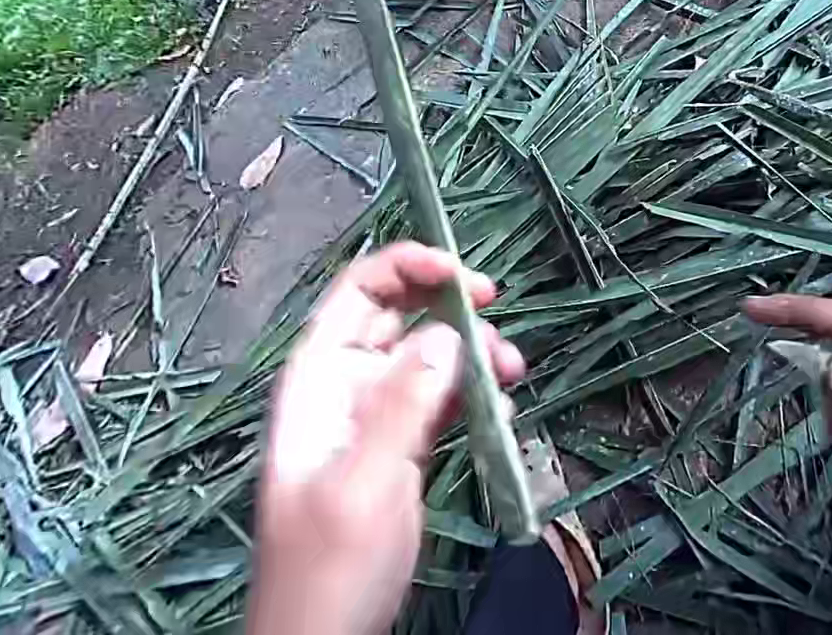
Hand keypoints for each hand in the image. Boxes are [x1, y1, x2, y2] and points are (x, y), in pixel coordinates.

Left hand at [250, 243, 524, 634]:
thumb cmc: (328, 566)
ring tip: (511, 369)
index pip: (359, 291)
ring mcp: (381, 408)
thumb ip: (402, 404)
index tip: (459, 272)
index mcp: (321, 375)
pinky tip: (501, 402)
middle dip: (450, 301)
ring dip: (473, 347)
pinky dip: (475, 386)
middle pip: (402, 310)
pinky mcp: (408, 435)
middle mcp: (351, 380)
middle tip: (494, 306)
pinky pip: (446, 389)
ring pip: (431, 348)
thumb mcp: (362, 483)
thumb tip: (447, 334)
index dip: (407, 266)